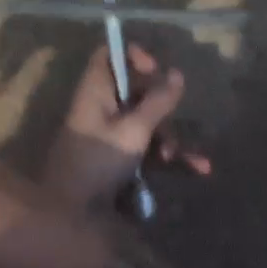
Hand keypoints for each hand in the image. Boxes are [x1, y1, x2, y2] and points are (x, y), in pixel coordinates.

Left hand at [42, 45, 209, 208]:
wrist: (69, 211)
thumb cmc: (99, 160)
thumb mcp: (135, 129)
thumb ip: (158, 101)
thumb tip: (177, 73)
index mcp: (96, 91)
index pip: (109, 56)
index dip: (133, 56)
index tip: (156, 70)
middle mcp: (101, 108)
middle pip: (135, 93)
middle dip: (164, 109)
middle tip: (175, 123)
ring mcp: (108, 135)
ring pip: (146, 125)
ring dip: (171, 140)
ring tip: (195, 163)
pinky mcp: (115, 160)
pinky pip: (145, 150)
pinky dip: (166, 158)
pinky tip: (197, 170)